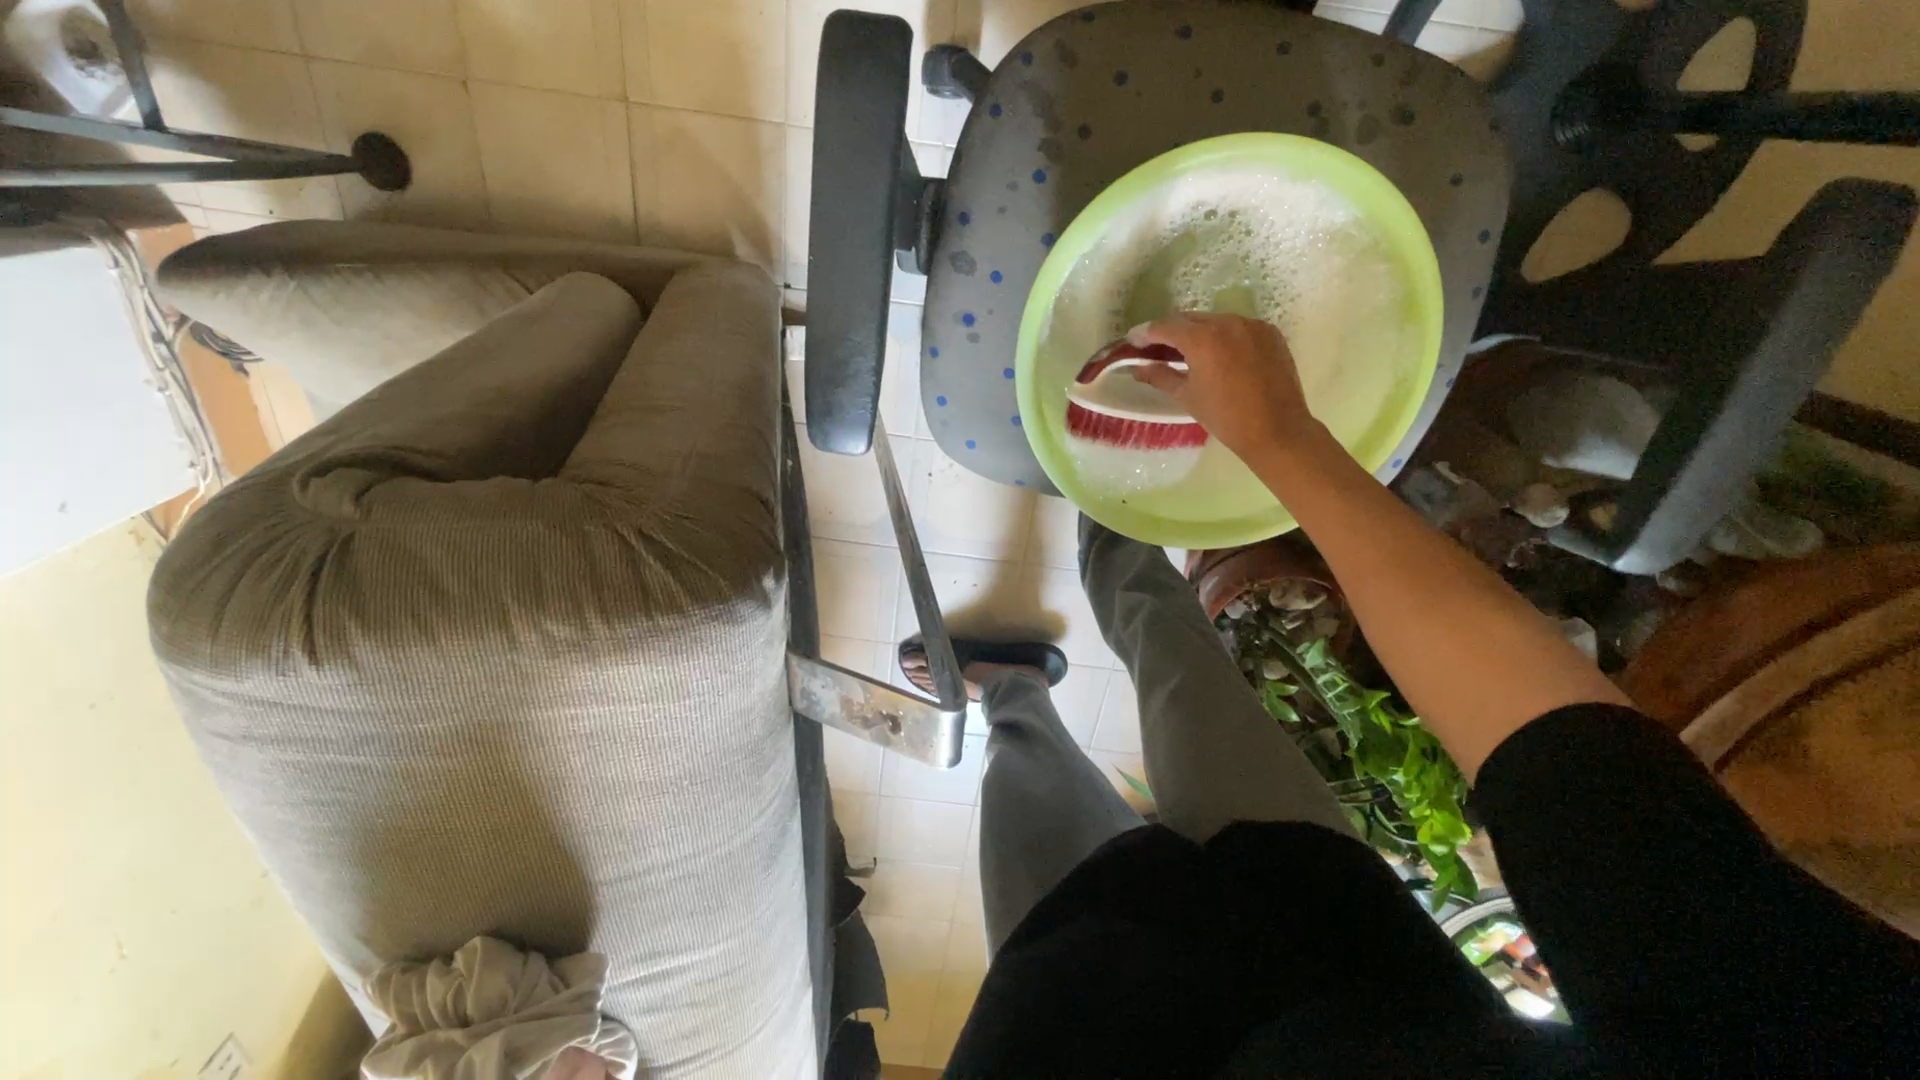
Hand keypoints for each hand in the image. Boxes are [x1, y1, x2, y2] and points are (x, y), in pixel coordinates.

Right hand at [1127, 312, 1321, 460]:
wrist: (1276, 429)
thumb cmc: (1225, 417)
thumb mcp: (1187, 396)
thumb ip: (1160, 376)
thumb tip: (1139, 368)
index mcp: (1202, 338)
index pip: (1165, 327)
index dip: (1145, 333)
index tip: (1133, 341)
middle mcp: (1227, 322)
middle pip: (1189, 319)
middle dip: (1171, 331)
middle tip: (1158, 347)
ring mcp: (1252, 325)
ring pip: (1215, 321)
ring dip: (1198, 332)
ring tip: (1190, 352)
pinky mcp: (1270, 332)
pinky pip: (1239, 327)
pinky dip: (1224, 336)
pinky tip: (1220, 355)